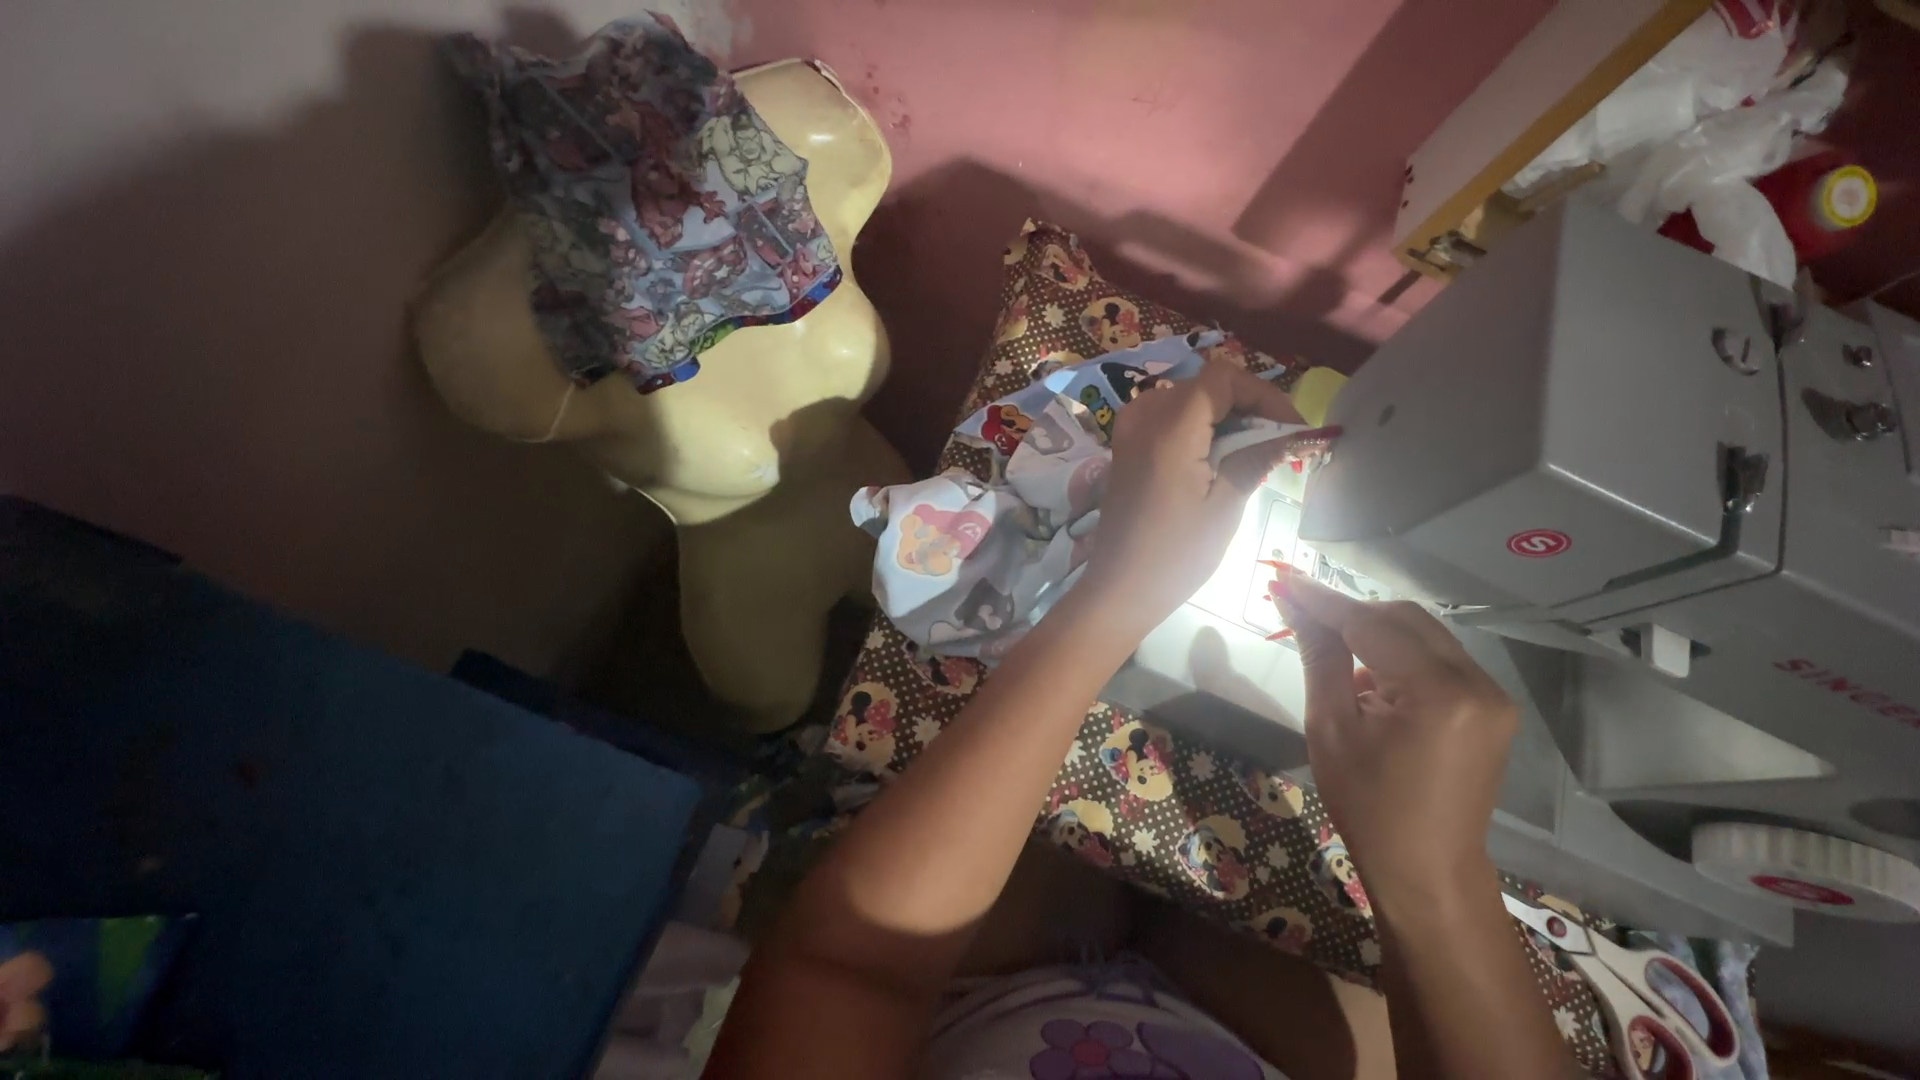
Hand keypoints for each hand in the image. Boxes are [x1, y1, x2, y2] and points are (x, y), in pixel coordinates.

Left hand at [1082, 360, 1306, 628]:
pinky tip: (1217, 458)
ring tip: (1252, 452)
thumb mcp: (1225, 506)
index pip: (1223, 378)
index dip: (1263, 394)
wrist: (1120, 587)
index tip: (1291, 427)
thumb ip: (1256, 457)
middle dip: (1247, 406)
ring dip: (1224, 416)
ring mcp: (1128, 430)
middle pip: (1205, 386)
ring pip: (1188, 399)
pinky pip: (1168, 418)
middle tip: (1278, 442)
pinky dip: (1198, 427)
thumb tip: (1290, 432)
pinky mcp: (1125, 446)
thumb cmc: (1176, 555)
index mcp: (1168, 428)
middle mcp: (1143, 417)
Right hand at [1275, 574, 1517, 908]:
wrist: (1426, 867)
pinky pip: (1439, 660)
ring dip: (1375, 632)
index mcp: (1439, 692)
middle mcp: (1477, 683)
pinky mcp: (1491, 708)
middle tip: (1302, 612)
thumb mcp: (1331, 727)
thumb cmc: (1368, 803)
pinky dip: (1399, 656)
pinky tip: (1369, 679)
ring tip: (1330, 647)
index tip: (1282, 578)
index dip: (1323, 600)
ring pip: (1424, 635)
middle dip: (1351, 611)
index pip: (1371, 624)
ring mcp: (1492, 695)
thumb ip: (1319, 656)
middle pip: (1404, 618)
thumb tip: (1294, 603)